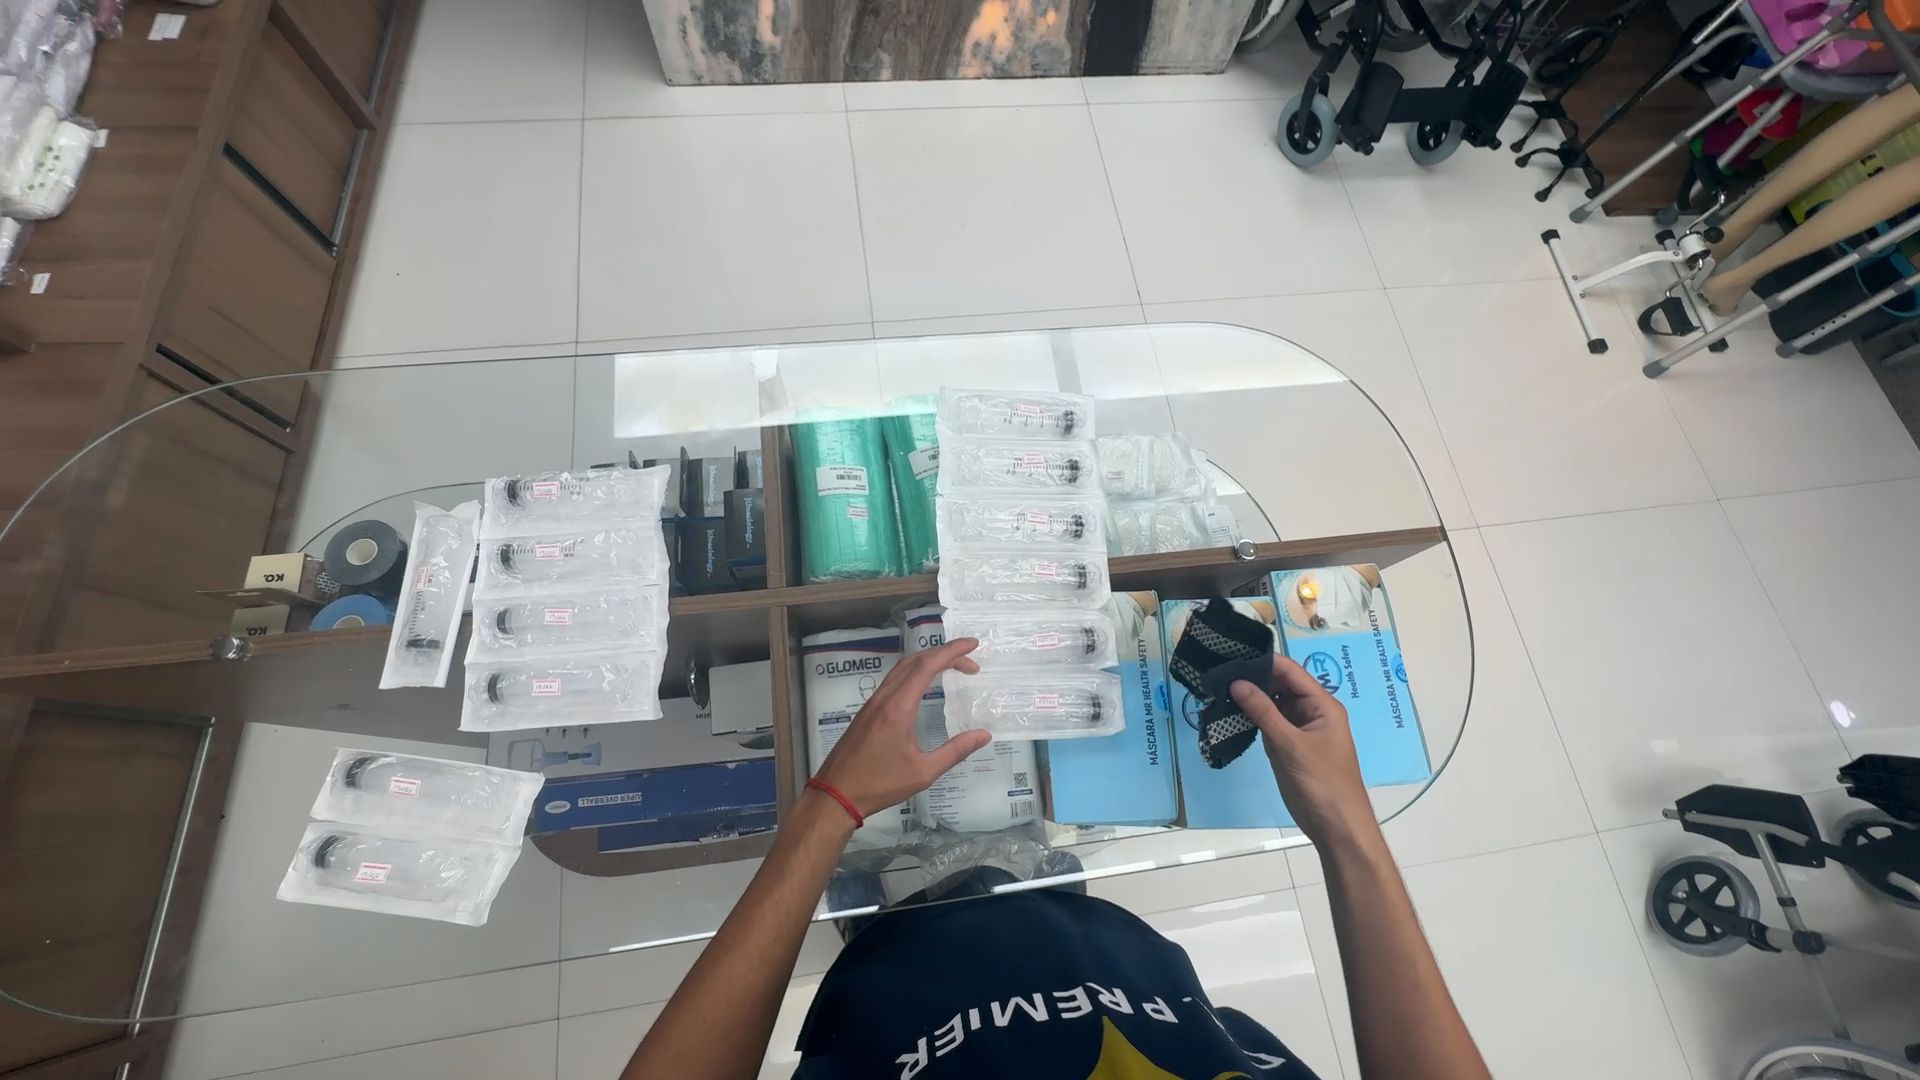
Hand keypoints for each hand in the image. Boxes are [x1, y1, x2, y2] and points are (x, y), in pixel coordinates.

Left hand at [812, 638, 992, 818]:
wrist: (835, 794)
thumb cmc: (880, 784)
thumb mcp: (924, 771)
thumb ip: (956, 751)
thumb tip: (984, 735)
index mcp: (899, 706)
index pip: (927, 665)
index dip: (952, 651)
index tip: (973, 645)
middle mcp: (885, 697)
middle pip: (915, 661)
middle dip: (944, 654)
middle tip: (970, 663)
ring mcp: (873, 703)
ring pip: (902, 669)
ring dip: (928, 662)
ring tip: (952, 668)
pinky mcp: (868, 711)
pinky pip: (894, 680)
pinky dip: (914, 673)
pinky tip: (924, 686)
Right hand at [1230, 656, 1376, 846]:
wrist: (1337, 828)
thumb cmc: (1321, 783)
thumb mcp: (1290, 745)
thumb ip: (1263, 712)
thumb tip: (1236, 682)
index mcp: (1322, 705)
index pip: (1290, 671)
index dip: (1263, 661)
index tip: (1231, 654)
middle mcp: (1311, 712)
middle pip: (1280, 684)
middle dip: (1253, 676)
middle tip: (1218, 671)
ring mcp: (1299, 729)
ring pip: (1272, 703)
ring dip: (1250, 696)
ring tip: (1217, 686)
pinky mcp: (1288, 745)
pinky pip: (1268, 722)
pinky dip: (1251, 715)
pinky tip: (1229, 710)